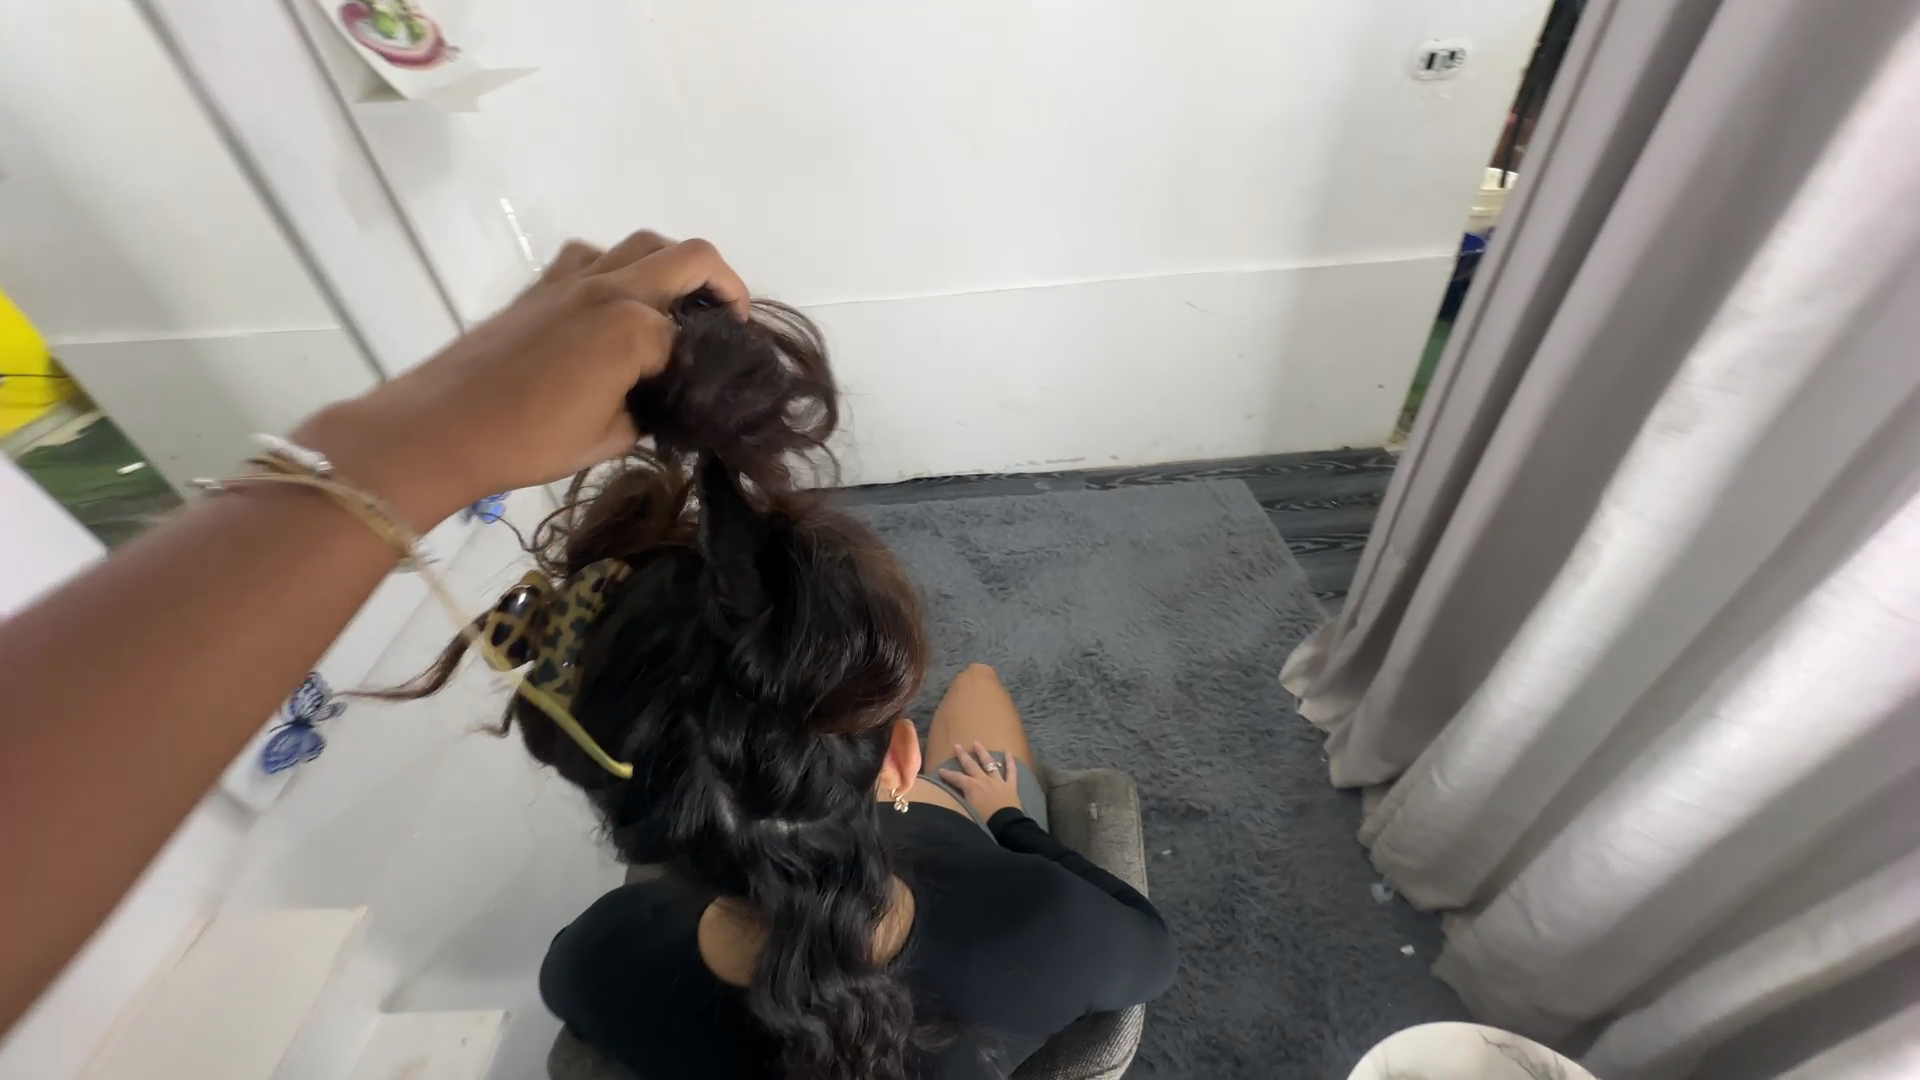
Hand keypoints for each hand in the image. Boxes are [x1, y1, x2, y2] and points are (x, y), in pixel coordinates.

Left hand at [292, 232, 749, 528]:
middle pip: (690, 259)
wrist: (442, 427)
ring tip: (682, 306)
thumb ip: (654, 409)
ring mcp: (575, 281)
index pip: (697, 340)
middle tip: (733, 321)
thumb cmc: (532, 442)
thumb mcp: (615, 438)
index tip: (719, 389)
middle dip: (725, 285)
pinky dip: (621, 267)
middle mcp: (612, 291)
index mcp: (634, 332)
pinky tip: (618, 302)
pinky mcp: (544, 284)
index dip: (714, 366)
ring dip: (676, 266)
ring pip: (645, 244)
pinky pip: (595, 255)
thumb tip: (670, 401)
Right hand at [937, 742, 1024, 820]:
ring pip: (989, 763)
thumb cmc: (983, 822)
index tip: (940, 770)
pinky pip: (1011, 771)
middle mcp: (983, 780)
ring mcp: (997, 781)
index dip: (948, 774)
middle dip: (963, 756)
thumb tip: (951, 797)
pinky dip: (1010, 762)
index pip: (956, 778)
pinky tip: (1008, 753)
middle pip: (971, 765)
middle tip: (957, 746)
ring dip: (983, 753)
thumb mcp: (967, 811)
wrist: (1005, 826)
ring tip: (977, 743)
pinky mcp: (1010, 786)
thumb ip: (960, 800)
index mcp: (971, 787)